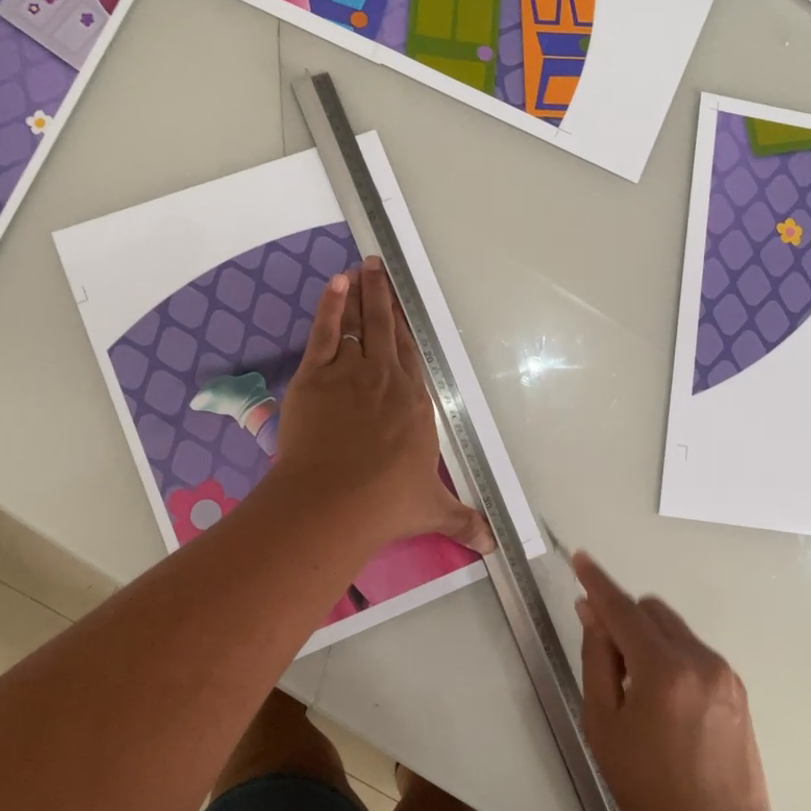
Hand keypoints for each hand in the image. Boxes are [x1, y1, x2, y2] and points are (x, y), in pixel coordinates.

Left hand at [273, 257, 493, 554]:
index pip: (413, 359)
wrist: (333, 502)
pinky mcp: (317, 376)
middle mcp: (389, 381)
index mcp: (417, 405)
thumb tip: (494, 543)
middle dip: (384, 296)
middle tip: (380, 267)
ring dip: (362, 294)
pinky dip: (331, 306)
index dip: (408, 332)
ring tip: (362, 267)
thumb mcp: (432, 511)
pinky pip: (327, 332)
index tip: (404, 311)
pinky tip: (335, 283)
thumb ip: (462, 521)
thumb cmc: (386, 505)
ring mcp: (352, 374)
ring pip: (361, 325)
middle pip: (389, 330)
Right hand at [574, 552, 776, 810]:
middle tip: (606, 660)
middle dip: (624, 618)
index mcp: (663, 668)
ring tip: (637, 694)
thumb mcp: (604, 726)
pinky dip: (672, 659)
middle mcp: (700, 658)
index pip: (622, 608)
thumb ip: (597, 661)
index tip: (581, 559)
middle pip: (653, 611)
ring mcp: (725, 672)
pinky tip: (665, 706)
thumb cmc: (649, 789)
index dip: (597, 582)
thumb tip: (592, 614)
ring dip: (649, 640)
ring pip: (676, 630)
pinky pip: (695, 653)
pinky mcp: (738, 689)